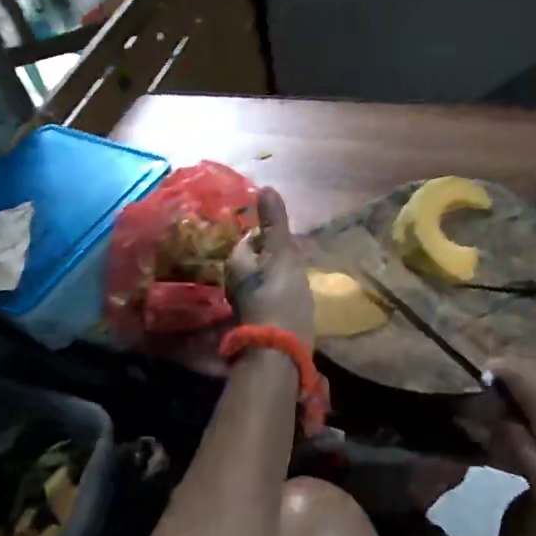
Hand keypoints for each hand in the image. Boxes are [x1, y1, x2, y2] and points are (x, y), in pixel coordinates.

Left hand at [228, 188, 314, 347]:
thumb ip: (275, 223)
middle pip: (258, 258)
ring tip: (300, 276)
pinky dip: (282, 292)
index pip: (253, 236)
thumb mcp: (281, 254)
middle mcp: (234, 280)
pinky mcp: (260, 318)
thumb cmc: (281, 295)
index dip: (272, 234)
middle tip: (299, 257)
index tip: (292, 239)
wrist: (281, 348)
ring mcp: (246, 302)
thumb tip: (265, 187)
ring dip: (280, 274)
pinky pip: (270, 295)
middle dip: (276, 255)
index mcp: (236, 261)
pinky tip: (296, 297)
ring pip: (264, 277)